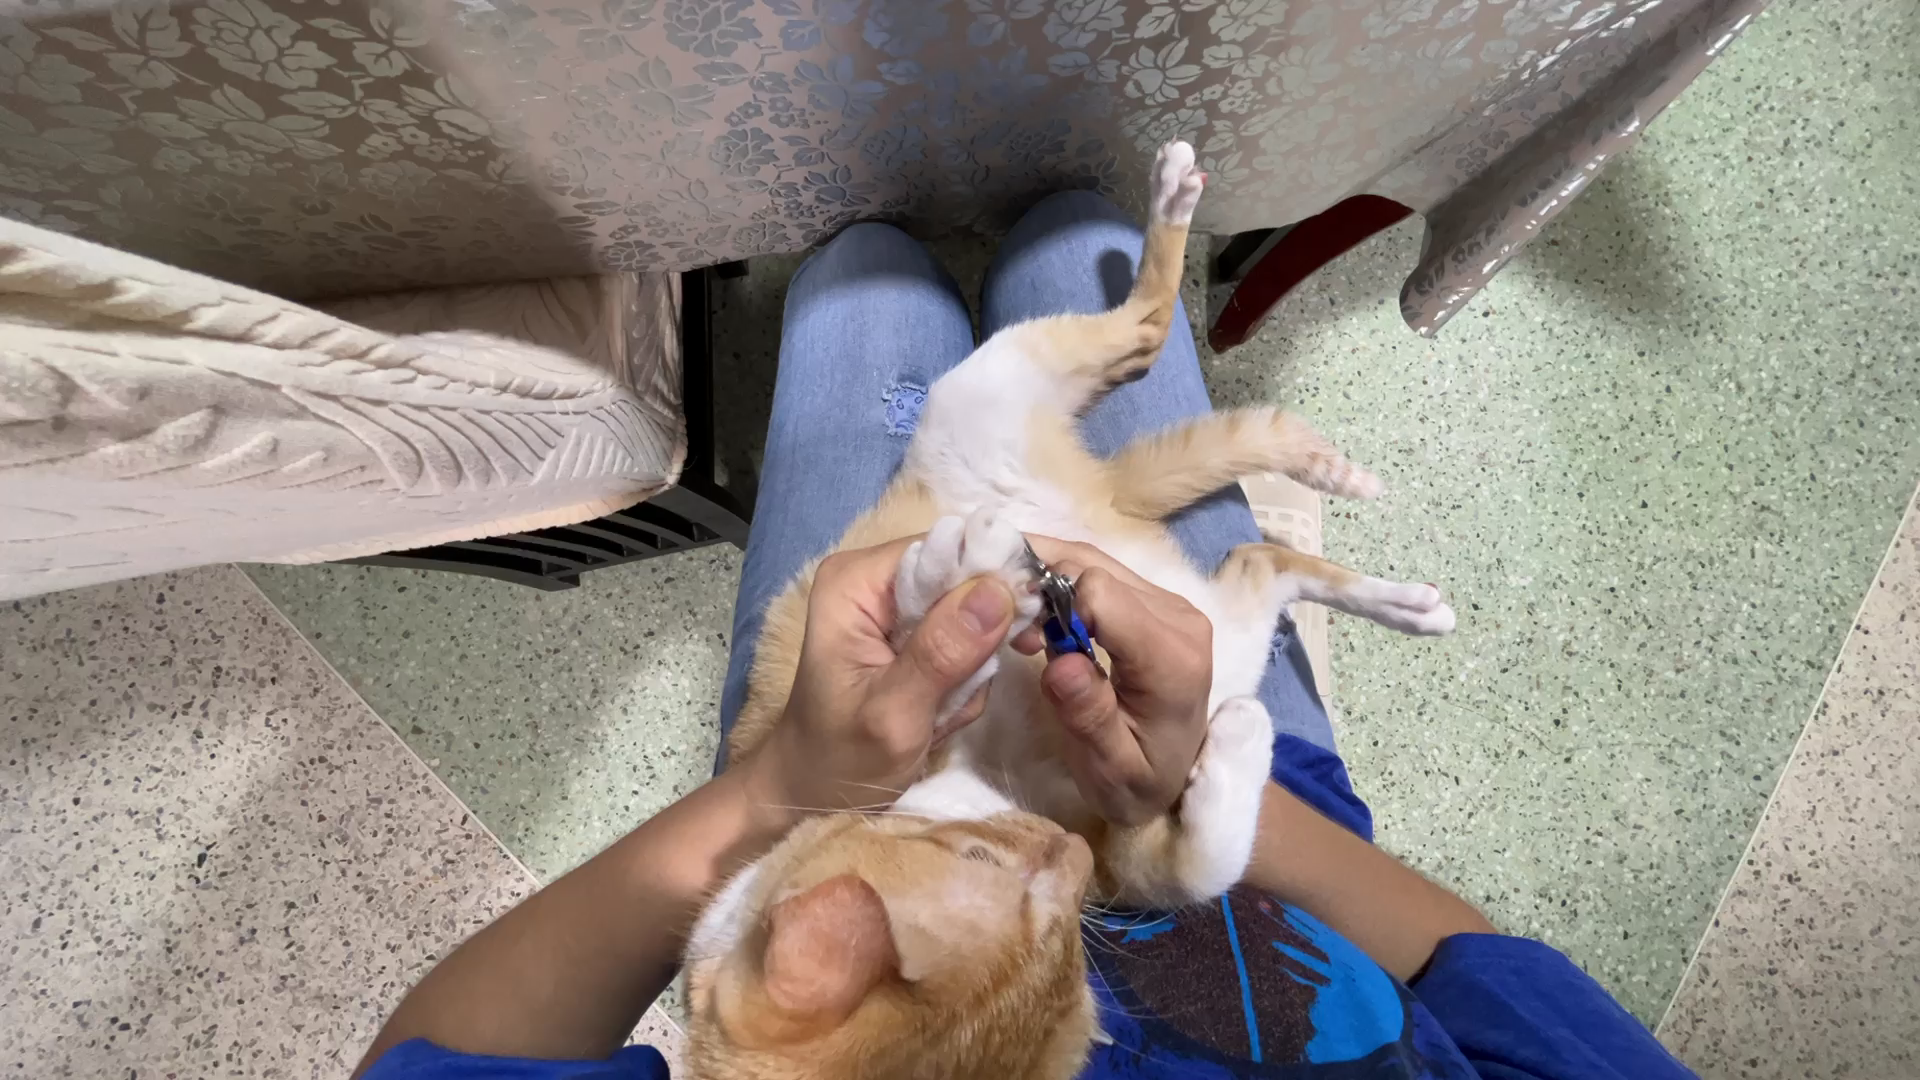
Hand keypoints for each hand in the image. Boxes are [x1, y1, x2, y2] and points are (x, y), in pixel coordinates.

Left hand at [743, 536, 1018, 825]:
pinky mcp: (912, 628)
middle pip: (966, 570)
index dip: (999, 571)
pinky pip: (968, 632)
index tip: (1042, 608)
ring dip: (979, 658)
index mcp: (857, 580)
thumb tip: (998, 591)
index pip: (948, 546)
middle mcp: (876, 576)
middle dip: (989, 625)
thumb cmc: (838, 759)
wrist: (812, 790)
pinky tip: (947, 704)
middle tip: (991, 672)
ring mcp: (895, 602)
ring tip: (950, 705)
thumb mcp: (893, 714)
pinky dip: (972, 670)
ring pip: (975, 605)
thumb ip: (942, 653)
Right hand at [1016, 536, 1212, 826]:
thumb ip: (1089, 717)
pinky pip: (1097, 570)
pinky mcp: (1154, 598)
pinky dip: (1059, 582)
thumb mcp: (1110, 769)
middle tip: (1012, 629)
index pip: (1100, 595)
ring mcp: (1168, 602)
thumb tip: (1061, 664)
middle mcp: (1177, 617)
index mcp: (1171, 658)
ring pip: (1090, 558)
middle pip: (1091, 566)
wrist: (1176, 777)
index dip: (1052, 606)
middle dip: (1041, 586)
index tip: (1025, 643)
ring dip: (1046, 579)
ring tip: (1022, 621)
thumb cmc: (1138, 780)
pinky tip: (1041, 614)